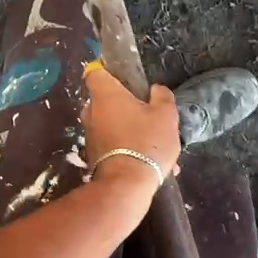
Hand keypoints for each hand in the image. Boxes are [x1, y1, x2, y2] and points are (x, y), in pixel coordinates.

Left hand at [82, 65, 180, 202]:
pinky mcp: (94, 156)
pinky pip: (113, 144)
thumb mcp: (166, 114)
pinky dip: (128, 148)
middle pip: (104, 99)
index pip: (94, 72)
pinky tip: (151, 162)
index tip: (124, 77)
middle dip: (123, 103)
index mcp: (106, 95)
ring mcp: (91, 136)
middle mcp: (92, 112)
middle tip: (146, 111)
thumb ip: (162, 96)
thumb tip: (155, 90)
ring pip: (110, 123)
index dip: (107, 71)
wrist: (126, 186)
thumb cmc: (145, 141)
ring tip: (154, 142)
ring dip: (128, 128)